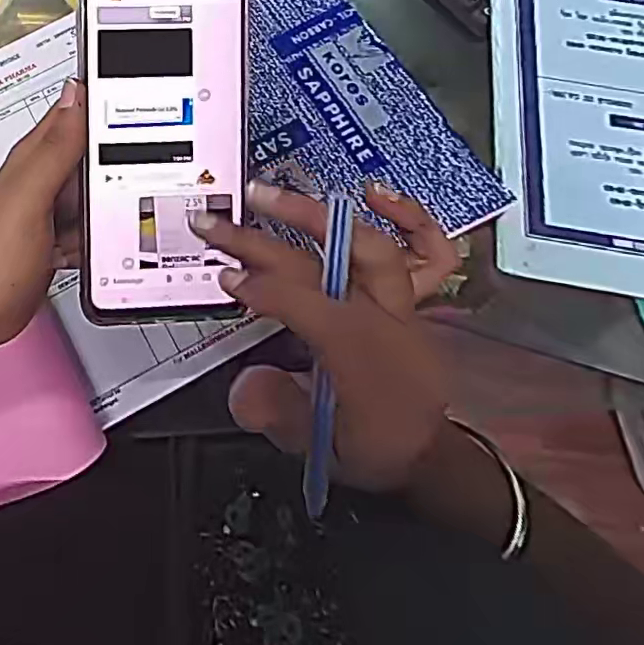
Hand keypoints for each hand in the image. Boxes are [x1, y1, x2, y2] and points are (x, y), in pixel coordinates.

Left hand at [0, 81, 84, 348]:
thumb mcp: (29, 198)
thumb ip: (54, 148)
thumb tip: (76, 95)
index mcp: (32, 157)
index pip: (74, 111)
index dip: (103, 107)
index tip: (129, 118)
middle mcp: (42, 177)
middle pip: (96, 158)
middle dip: (107, 178)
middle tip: (96, 202)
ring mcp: (51, 207)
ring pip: (99, 194)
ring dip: (99, 214)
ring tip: (74, 233)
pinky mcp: (59, 233)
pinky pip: (93, 226)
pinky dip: (90, 240)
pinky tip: (70, 252)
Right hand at [191, 182, 456, 491]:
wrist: (426, 451)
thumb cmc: (371, 444)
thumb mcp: (319, 444)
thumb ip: (278, 412)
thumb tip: (245, 386)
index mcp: (365, 362)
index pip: (311, 307)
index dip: (264, 288)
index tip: (226, 278)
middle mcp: (389, 325)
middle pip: (325, 265)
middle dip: (262, 243)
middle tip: (217, 224)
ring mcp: (404, 307)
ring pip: (369, 245)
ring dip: (313, 214)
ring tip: (267, 194)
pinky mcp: (410, 299)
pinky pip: (427, 251)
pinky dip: (408, 217)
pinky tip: (375, 193)